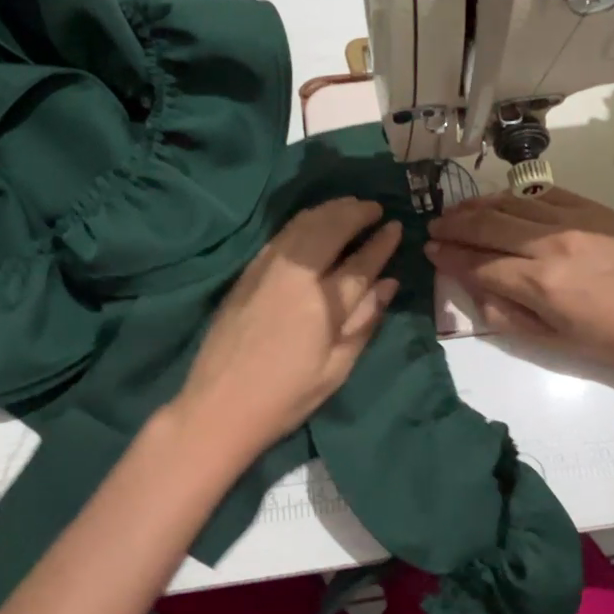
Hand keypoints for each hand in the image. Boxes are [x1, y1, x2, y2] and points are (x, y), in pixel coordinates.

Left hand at [172, 198, 401, 461]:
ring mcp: (267, 270)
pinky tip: (313, 223)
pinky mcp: (247, 273)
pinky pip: (282, 235)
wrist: (218, 406)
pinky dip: (304, 222)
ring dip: (329, 211)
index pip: (360, 262)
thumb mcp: (336, 368)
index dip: (381, 242)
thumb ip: (364, 321)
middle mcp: (295, 276)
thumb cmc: (286, 396)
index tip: (395, 226)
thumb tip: (388, 283)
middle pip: (330, 228)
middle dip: (355, 213)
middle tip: (374, 208)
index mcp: (323, 303)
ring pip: (303, 224)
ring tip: (349, 207)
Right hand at [425, 187, 613, 371]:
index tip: (429, 251)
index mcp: (539, 285)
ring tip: (458, 210)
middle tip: (434, 226)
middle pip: (487, 226)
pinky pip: (544, 193)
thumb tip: (472, 286)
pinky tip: (501, 200)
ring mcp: (573, 221)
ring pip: (511, 203)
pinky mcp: (592, 208)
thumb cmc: (607, 340)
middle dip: (453, 226)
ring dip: (478, 205)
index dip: (448, 258)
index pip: (478, 264)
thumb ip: (503, 313)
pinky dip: (516, 196)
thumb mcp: (549, 341)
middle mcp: (550, 246)